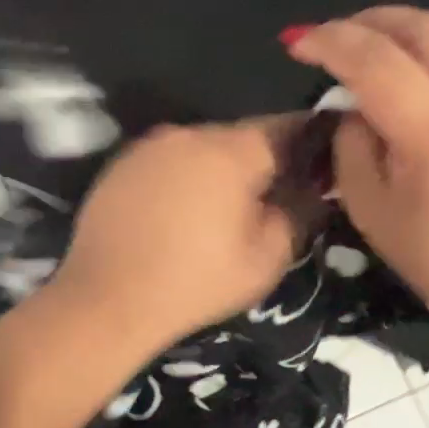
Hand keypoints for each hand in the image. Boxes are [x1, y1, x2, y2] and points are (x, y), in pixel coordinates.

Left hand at [47, 118, 311, 345]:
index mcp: (232, 150)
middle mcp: (189, 133)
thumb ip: (300, 212)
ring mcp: (149, 147)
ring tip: (222, 213)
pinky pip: (167, 163)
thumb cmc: (197, 281)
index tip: (322, 166)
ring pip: (202, 149)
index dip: (310, 144)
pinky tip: (180, 217)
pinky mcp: (120, 166)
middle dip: (262, 162)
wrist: (107, 300)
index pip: (286, 127)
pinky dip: (183, 180)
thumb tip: (317, 188)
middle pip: (241, 138)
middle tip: (273, 200)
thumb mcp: (267, 257)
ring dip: (220, 172)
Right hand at [288, 7, 428, 321]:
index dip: (332, 42)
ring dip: (415, 28)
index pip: (378, 64)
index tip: (301, 42)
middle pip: (424, 29)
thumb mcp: (365, 203)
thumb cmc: (428, 253)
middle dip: (371, 23)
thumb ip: (350, 137)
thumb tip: (352, 89)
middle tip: (341, 37)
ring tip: (387, 45)